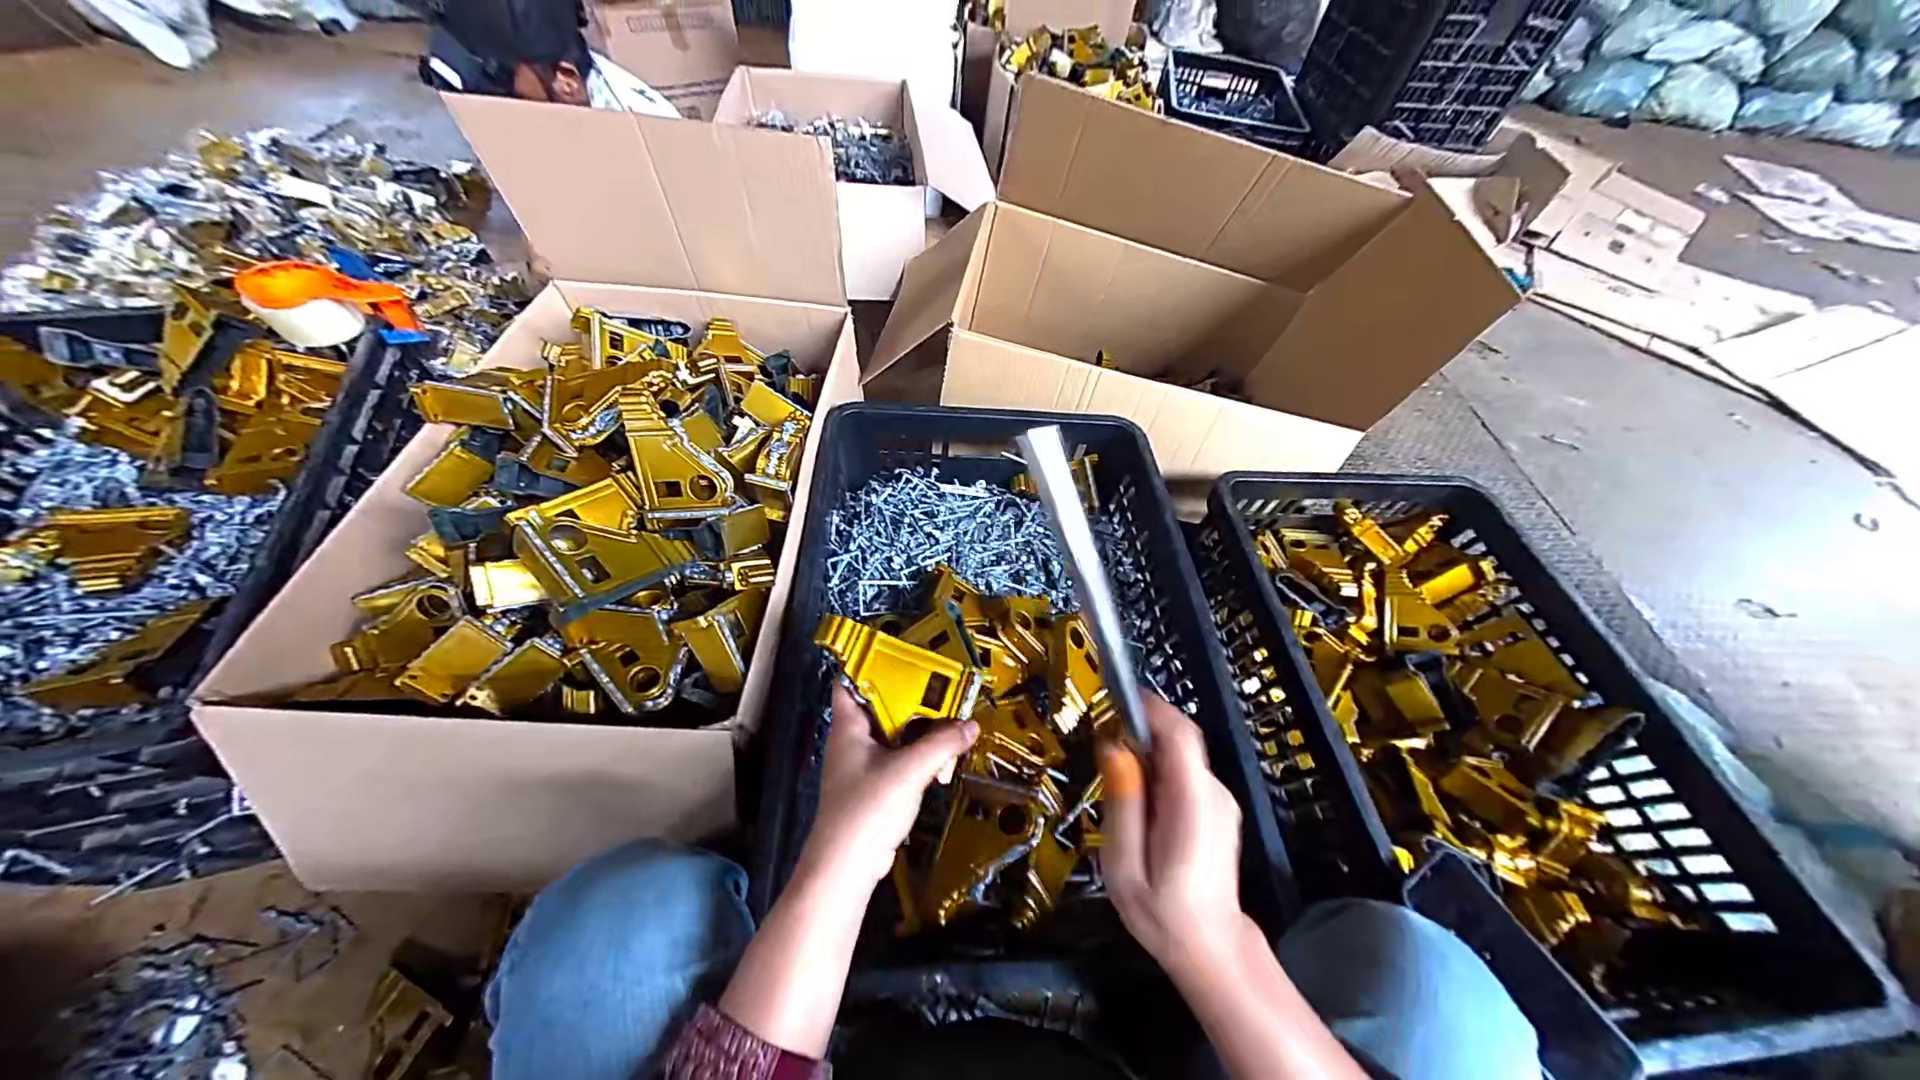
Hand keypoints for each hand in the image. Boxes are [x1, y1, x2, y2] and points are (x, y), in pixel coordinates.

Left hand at [796, 682, 979, 891]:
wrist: (847, 868)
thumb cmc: (865, 811)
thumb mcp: (909, 770)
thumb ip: (942, 744)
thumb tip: (970, 726)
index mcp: (849, 726)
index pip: (851, 679)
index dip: (873, 662)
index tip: (904, 652)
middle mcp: (853, 740)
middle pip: (881, 704)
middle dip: (910, 695)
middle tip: (940, 685)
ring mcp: (863, 764)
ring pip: (894, 732)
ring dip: (918, 727)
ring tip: (947, 718)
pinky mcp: (876, 786)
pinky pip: (900, 758)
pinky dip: (919, 753)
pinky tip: (940, 756)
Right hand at [1099, 696, 1255, 979]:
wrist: (1210, 948)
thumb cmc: (1163, 913)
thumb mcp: (1123, 865)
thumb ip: (1120, 803)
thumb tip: (1113, 748)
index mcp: (1192, 805)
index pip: (1180, 734)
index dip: (1150, 707)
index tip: (1116, 697)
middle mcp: (1214, 794)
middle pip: (1178, 738)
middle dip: (1139, 731)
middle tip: (1105, 749)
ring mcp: (1219, 799)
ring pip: (1178, 754)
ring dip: (1145, 754)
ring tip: (1119, 784)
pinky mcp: (1215, 805)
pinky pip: (1182, 770)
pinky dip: (1156, 770)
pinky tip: (1139, 802)